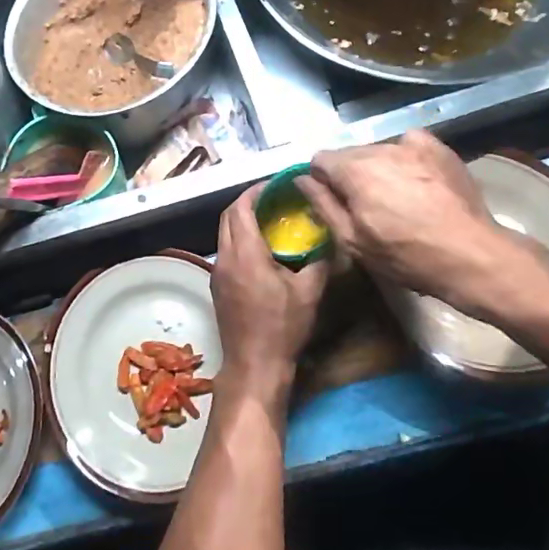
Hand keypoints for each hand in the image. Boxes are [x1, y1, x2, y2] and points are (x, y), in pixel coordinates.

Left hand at [212, 185, 329, 400]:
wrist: (253, 364)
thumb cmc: (283, 327)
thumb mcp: (309, 292)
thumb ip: (319, 260)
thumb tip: (330, 237)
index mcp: (244, 252)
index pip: (241, 208)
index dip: (255, 191)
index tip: (275, 185)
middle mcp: (225, 257)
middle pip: (228, 216)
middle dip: (247, 202)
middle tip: (274, 199)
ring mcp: (218, 272)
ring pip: (224, 234)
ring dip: (241, 221)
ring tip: (270, 220)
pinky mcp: (218, 285)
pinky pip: (226, 250)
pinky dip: (239, 239)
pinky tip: (261, 248)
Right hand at [298, 129, 548, 321]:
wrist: (472, 256)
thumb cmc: (406, 256)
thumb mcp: (353, 240)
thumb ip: (322, 204)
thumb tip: (301, 179)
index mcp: (354, 170)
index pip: (320, 159)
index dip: (321, 180)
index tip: (334, 202)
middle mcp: (381, 148)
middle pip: (350, 154)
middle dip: (350, 174)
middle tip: (366, 205)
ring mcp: (413, 144)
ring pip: (378, 150)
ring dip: (378, 168)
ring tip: (395, 197)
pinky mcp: (439, 148)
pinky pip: (408, 145)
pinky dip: (405, 158)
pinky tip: (416, 181)